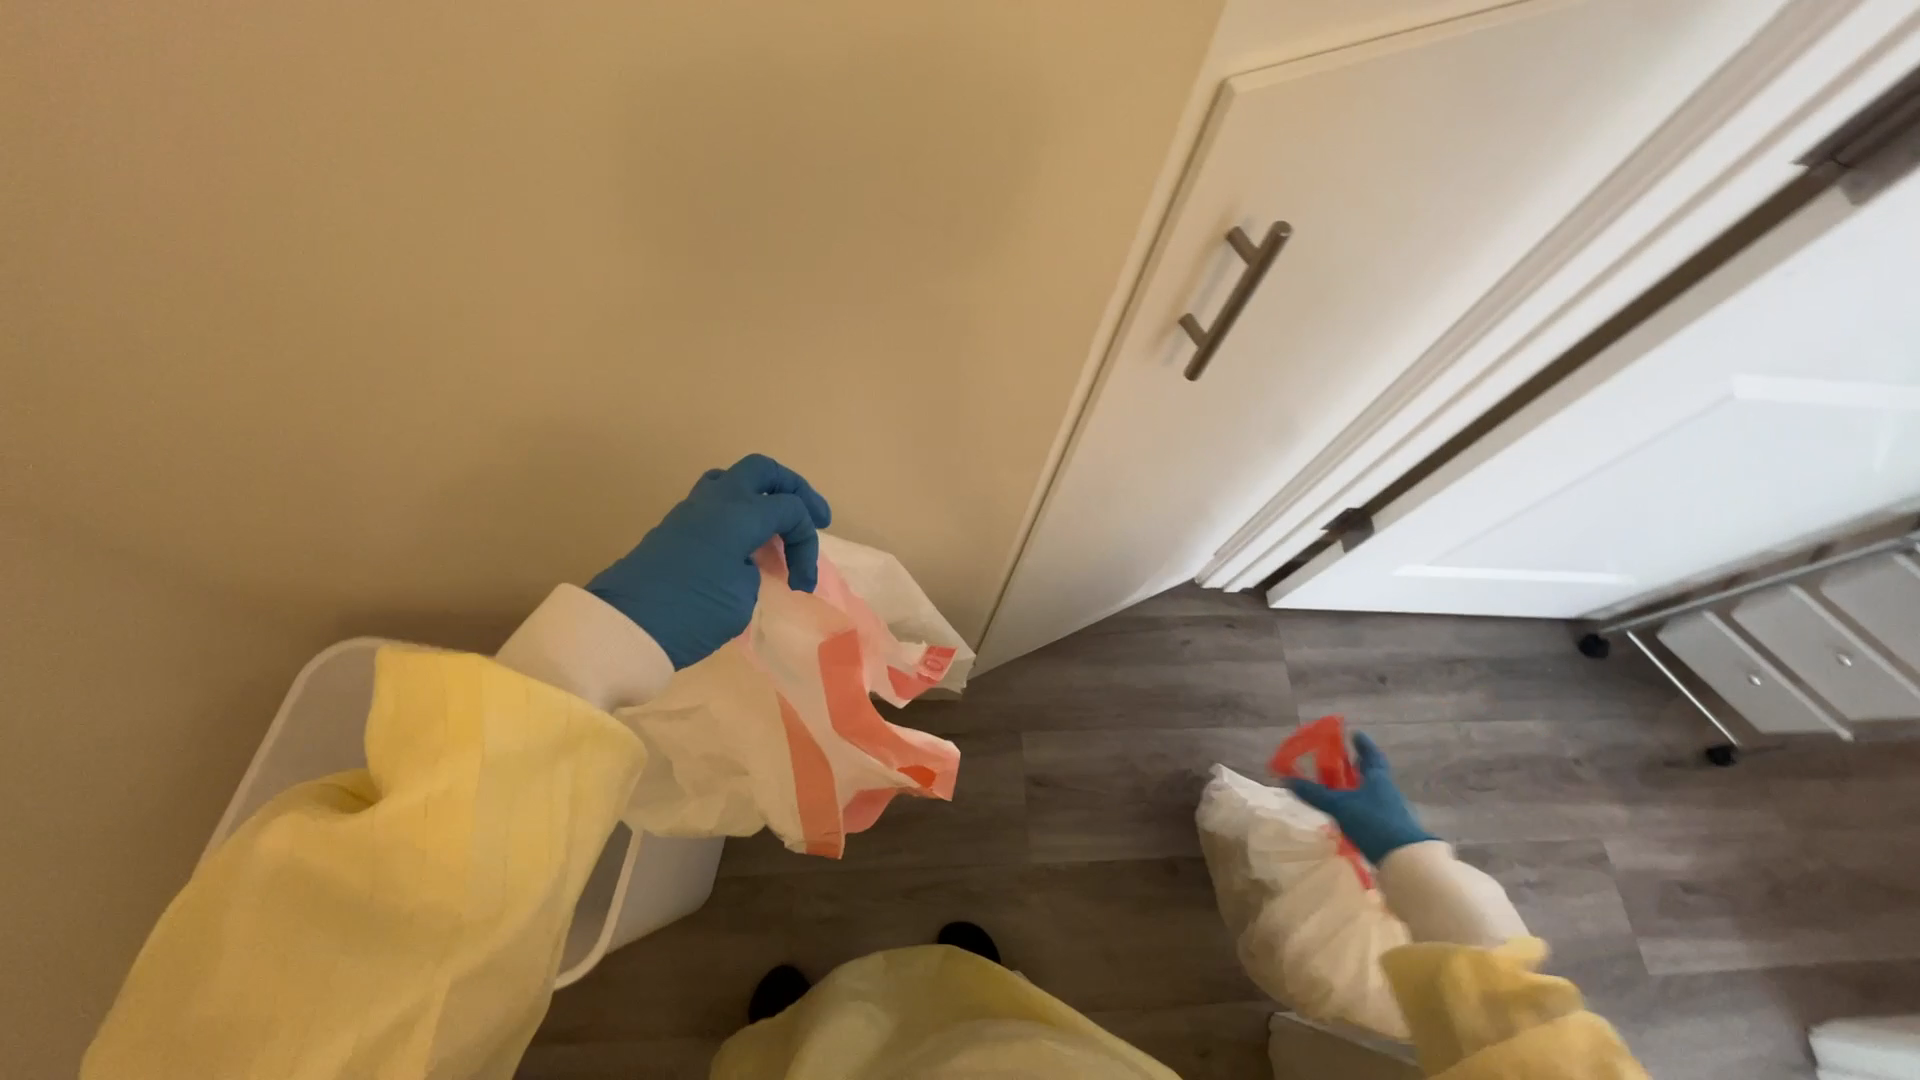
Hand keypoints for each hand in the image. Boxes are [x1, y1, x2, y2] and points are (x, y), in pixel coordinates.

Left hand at [588, 454, 831, 668]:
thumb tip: (752, 559)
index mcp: (738, 513)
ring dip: (762, 498)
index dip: (807, 543)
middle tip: (814, 518)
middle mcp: (715, 501)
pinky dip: (739, 514)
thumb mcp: (743, 594)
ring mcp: (690, 511)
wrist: (626, 628)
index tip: (801, 583)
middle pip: (763, 471)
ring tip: (776, 528)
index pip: (791, 509)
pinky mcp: (675, 528)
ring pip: (734, 481)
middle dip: (794, 490)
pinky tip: (746, 544)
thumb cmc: (693, 613)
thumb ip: (758, 565)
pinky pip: (715, 503)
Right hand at [1282, 733, 1434, 864]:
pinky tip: (1350, 812)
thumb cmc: (1373, 822)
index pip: (1371, 755)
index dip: (1363, 744)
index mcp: (1378, 778)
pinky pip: (1373, 809)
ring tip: (1343, 787)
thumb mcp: (1339, 806)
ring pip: (1373, 791)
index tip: (1355, 734)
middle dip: (1358, 765)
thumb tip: (1286, 780)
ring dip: (1359, 786)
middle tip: (1345, 759)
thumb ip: (1314, 794)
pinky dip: (1361, 805)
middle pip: (1373, 773)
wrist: (1404, 859)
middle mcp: (1387, 790)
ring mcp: (1392, 810)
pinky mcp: (1391, 828)